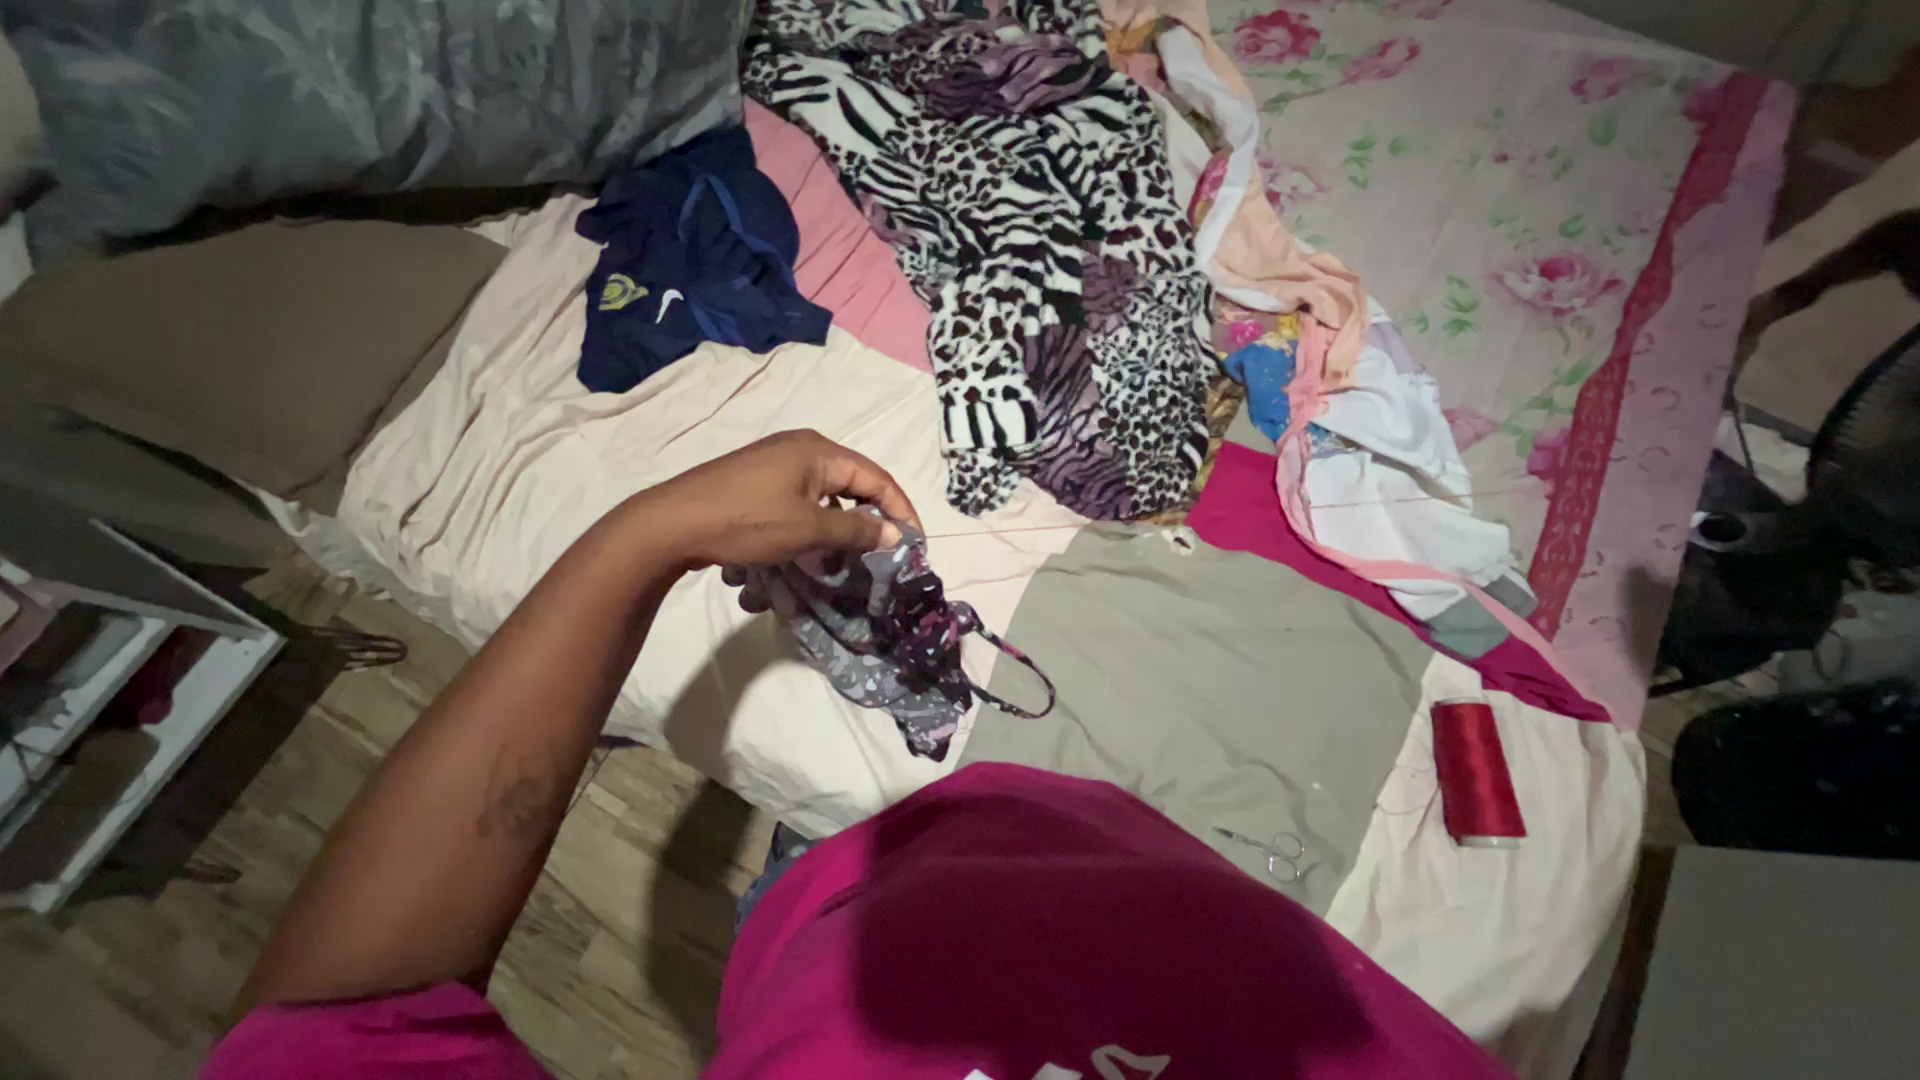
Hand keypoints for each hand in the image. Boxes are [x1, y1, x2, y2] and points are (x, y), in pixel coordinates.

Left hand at [628, 430, 918, 568]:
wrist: (671, 523)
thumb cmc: (746, 521)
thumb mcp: (808, 529)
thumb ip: (857, 529)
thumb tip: (896, 534)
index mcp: (820, 450)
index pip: (878, 477)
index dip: (901, 510)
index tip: (915, 542)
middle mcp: (802, 446)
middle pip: (855, 481)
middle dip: (874, 516)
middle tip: (887, 549)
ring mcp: (777, 460)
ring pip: (829, 490)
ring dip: (845, 521)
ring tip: (853, 553)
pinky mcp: (759, 478)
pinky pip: (804, 496)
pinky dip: (818, 519)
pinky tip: (815, 545)